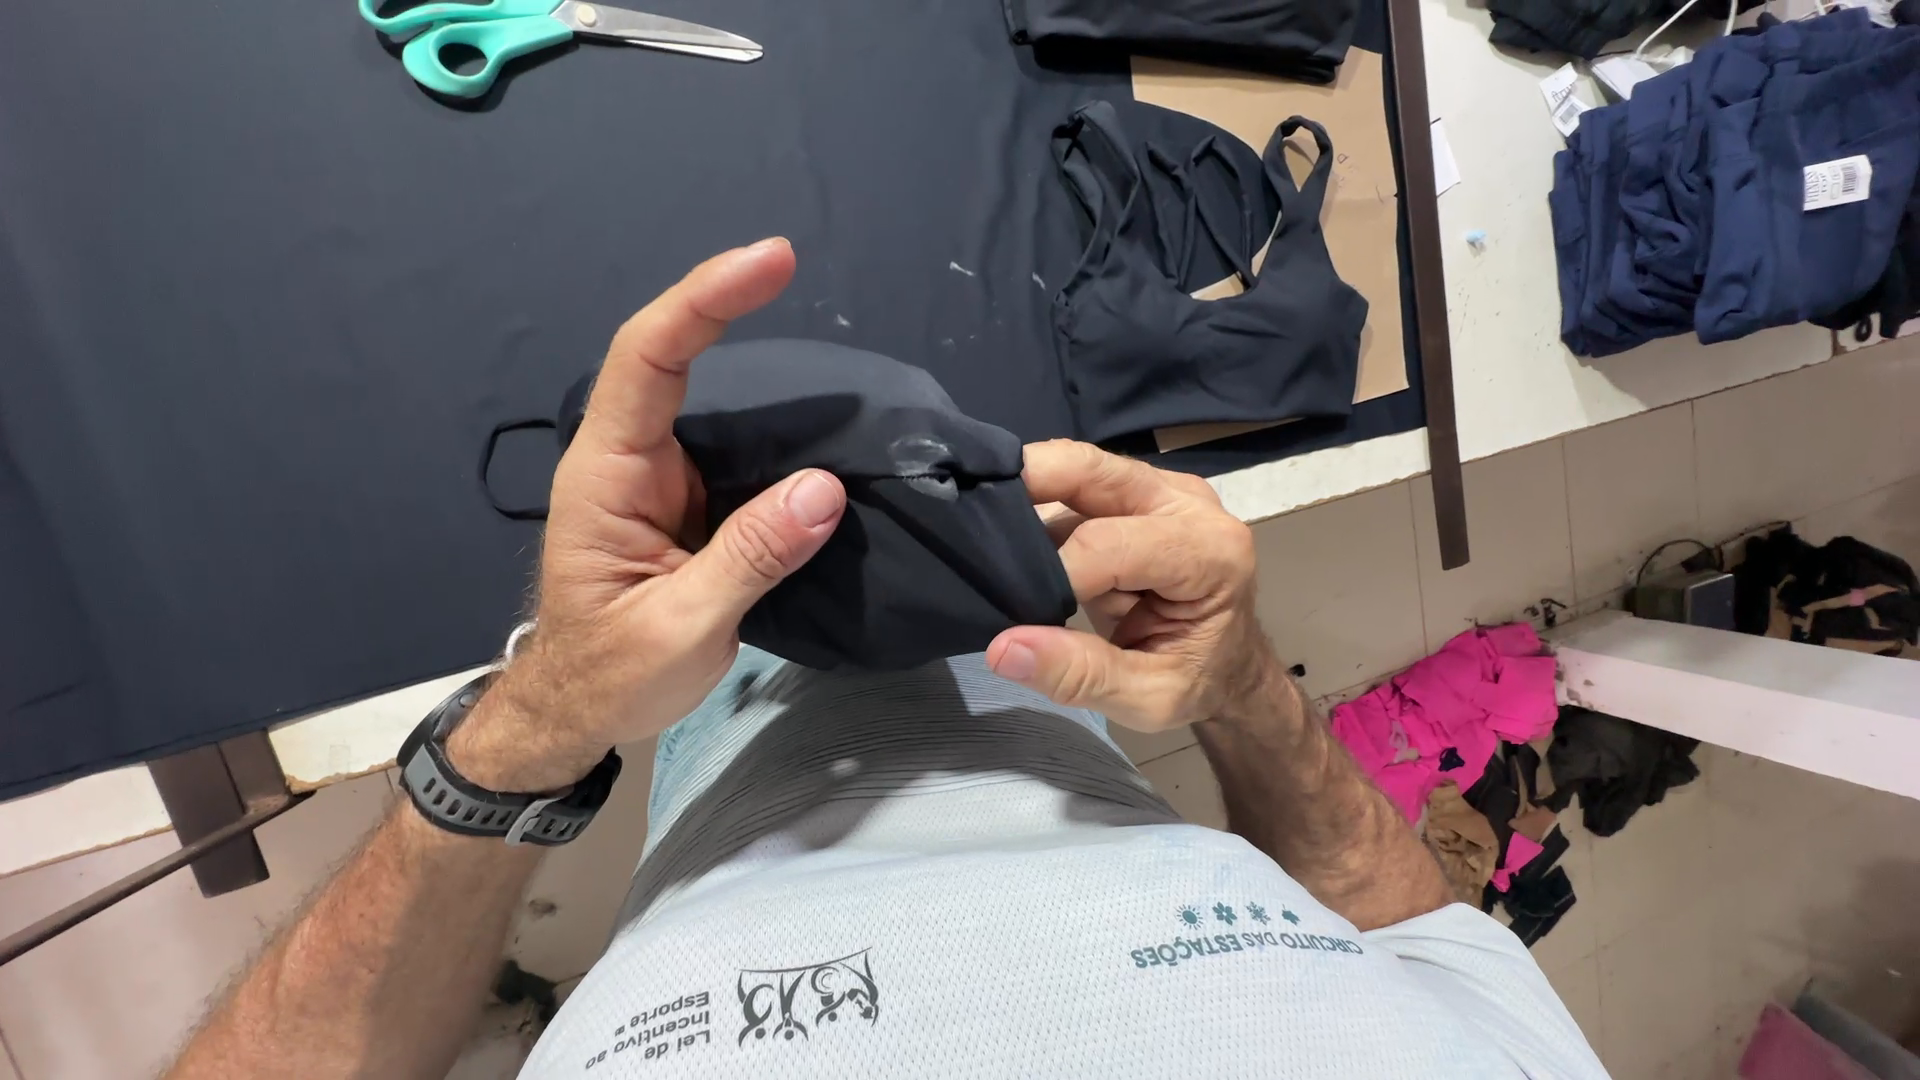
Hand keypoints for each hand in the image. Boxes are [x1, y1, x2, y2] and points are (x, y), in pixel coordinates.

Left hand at [448, 239, 847, 791]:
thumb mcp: (680, 627)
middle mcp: (633, 460)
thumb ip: (749, 558)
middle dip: (732, 307)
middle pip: (679, 359)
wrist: (581, 710)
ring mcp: (665, 480)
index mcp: (608, 476)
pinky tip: (826, 430)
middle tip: (795, 270)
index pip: (649, 361)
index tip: (771, 262)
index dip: (705, 302)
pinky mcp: (695, 504)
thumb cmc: (610, 675)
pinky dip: (785, 432)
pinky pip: (743, 452)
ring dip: (769, 372)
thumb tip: (826, 488)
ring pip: (717, 405)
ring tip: (828, 352)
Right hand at [985, 440, 1275, 732]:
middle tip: (966, 511)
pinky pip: (1074, 487)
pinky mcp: (1133, 493)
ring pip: (1077, 470)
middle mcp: (1187, 504)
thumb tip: (1002, 648)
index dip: (1054, 572)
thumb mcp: (1148, 700)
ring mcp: (1160, 491)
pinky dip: (1036, 506)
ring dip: (1027, 493)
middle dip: (1026, 483)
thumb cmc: (1200, 682)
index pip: (1110, 543)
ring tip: (980, 527)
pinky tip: (1006, 535)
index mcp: (1209, 553)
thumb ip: (1080, 675)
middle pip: (1091, 471)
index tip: (1015, 610)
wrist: (1229, 664)